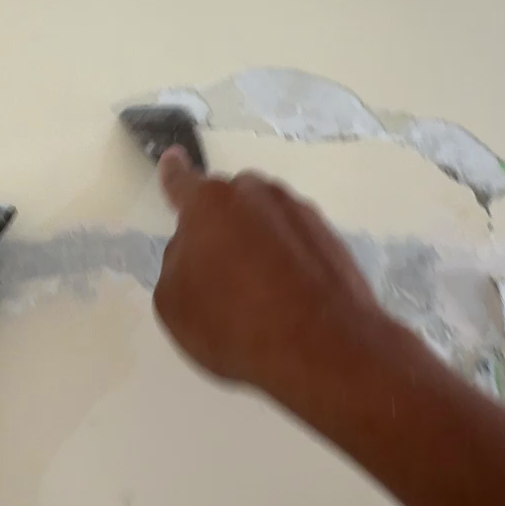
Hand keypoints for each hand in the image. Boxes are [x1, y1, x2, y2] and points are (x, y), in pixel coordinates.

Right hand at [153, 147, 385, 400]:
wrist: (323, 348)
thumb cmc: (233, 324)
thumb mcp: (173, 304)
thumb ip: (176, 265)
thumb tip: (195, 253)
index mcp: (208, 205)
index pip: (181, 181)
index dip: (173, 172)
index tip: (174, 157)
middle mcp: (255, 196)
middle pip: (228, 202)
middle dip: (220, 225)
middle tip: (218, 271)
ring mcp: (299, 213)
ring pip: (265, 220)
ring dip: (256, 243)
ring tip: (255, 294)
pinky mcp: (332, 238)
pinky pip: (295, 242)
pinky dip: (287, 262)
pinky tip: (286, 300)